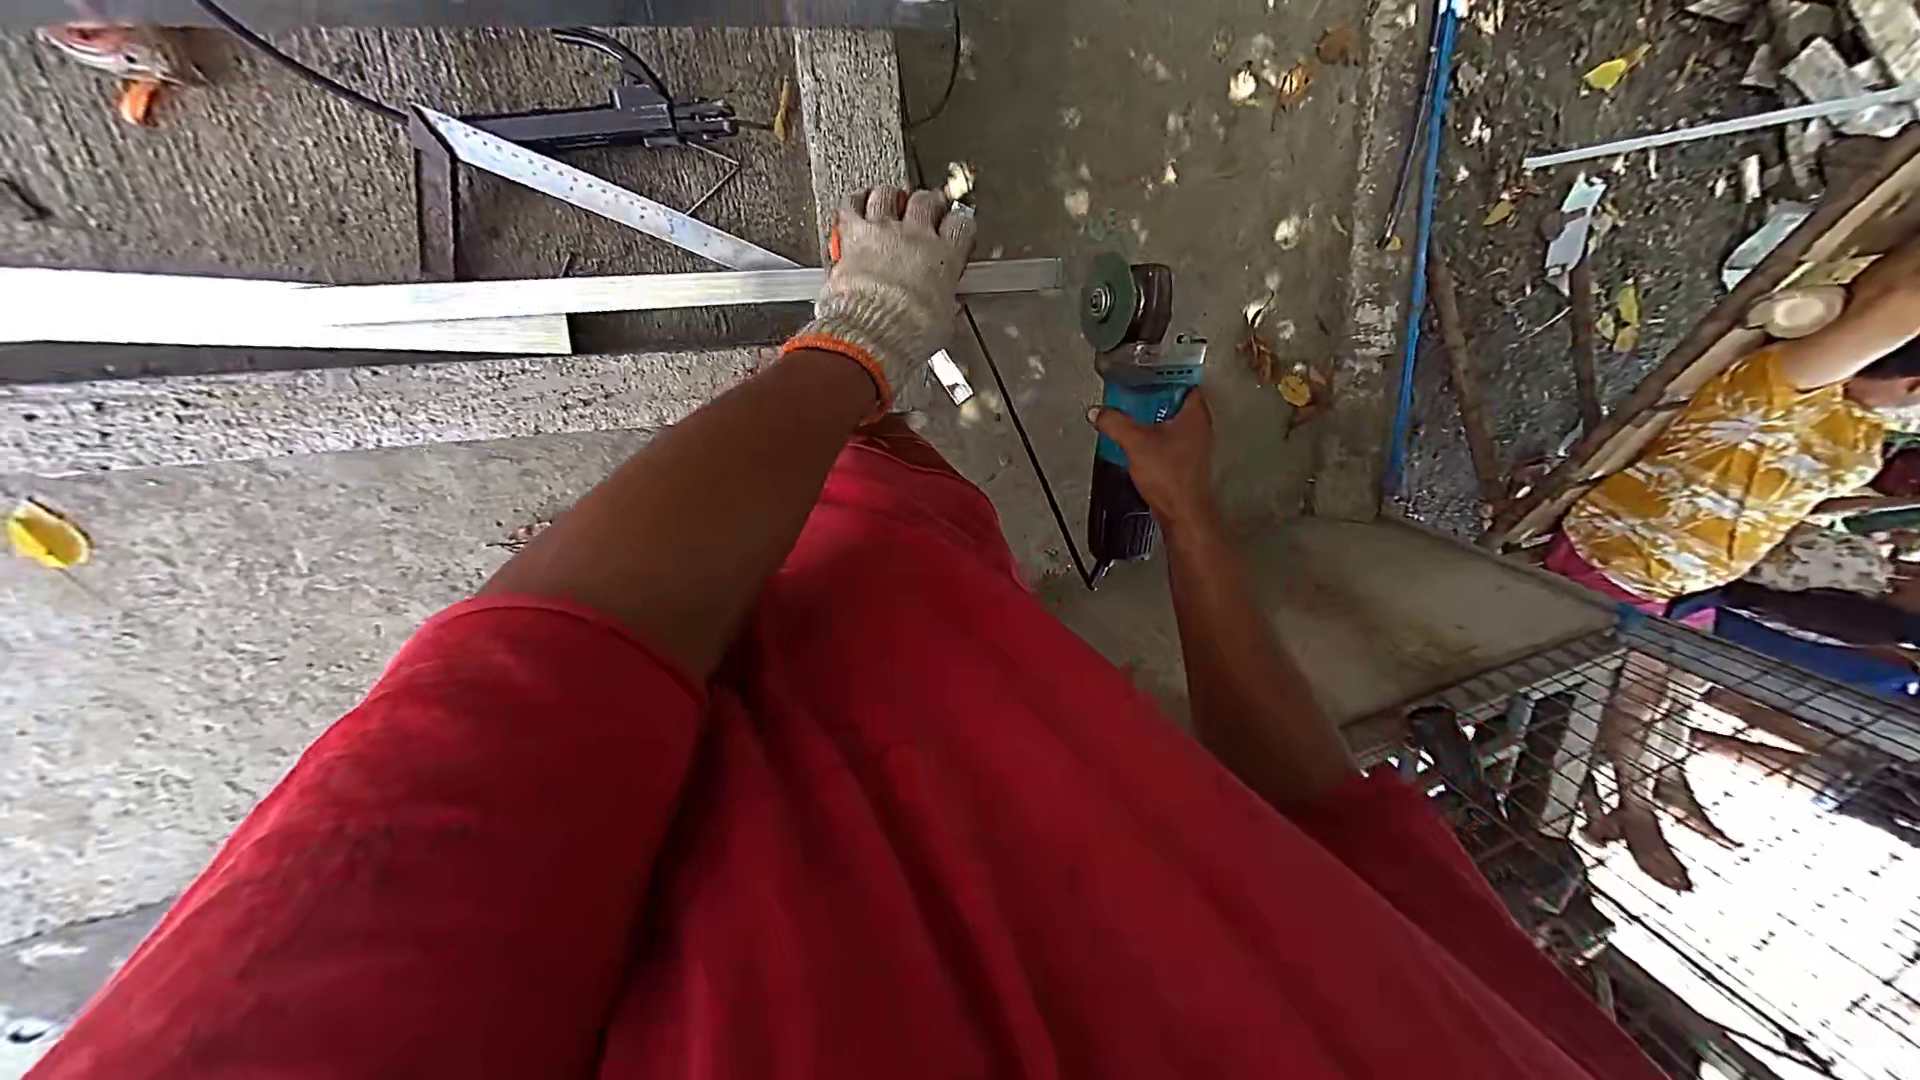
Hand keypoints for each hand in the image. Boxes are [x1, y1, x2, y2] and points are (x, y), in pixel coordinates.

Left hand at [783, 186, 975, 409]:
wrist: (873, 333)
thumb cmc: (907, 333)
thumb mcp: (942, 325)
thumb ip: (946, 308)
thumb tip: (948, 312)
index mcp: (944, 258)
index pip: (961, 224)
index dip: (959, 223)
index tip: (956, 226)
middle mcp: (915, 238)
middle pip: (926, 201)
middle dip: (928, 204)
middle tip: (926, 209)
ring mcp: (883, 232)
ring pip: (889, 194)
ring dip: (891, 198)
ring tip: (891, 203)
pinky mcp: (854, 234)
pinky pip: (853, 204)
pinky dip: (856, 200)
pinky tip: (859, 202)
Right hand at [1088, 387, 1218, 533]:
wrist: (1182, 512)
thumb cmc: (1168, 475)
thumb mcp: (1135, 443)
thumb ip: (1115, 423)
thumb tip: (1097, 412)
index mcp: (1195, 414)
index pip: (1186, 383)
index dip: (1167, 375)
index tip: (1147, 372)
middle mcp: (1199, 427)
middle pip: (1177, 402)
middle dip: (1156, 397)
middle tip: (1134, 392)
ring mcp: (1195, 445)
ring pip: (1174, 422)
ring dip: (1155, 418)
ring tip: (1132, 415)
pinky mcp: (1186, 462)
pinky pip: (1170, 440)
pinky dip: (1156, 436)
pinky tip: (1139, 441)